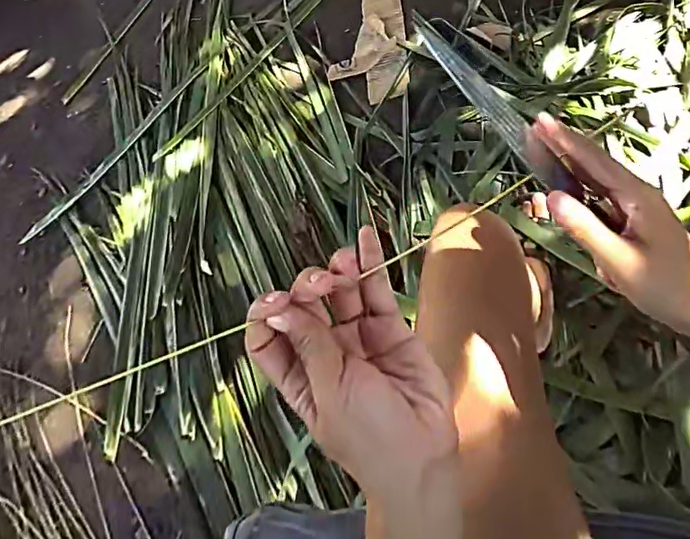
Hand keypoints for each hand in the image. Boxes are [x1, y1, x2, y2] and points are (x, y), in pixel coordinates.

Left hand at [245, 225, 457, 502]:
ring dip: (338, 269)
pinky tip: (366, 239)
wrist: (421, 449)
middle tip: (321, 284)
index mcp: (298, 375)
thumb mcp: (330, 393)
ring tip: (344, 262)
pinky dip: (371, 261)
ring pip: (341, 291)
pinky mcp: (389, 325)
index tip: (274, 301)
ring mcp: (358, 335)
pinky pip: (376, 288)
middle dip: (308, 287)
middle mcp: (325, 351)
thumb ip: (311, 346)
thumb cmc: (368, 437)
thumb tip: (279, 310)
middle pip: (307, 305)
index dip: (268, 313)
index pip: (269, 336)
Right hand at [530, 114, 689, 335]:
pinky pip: (604, 201)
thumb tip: (552, 197)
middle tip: (535, 128)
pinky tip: (569, 193)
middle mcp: (637, 192)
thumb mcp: (620, 262)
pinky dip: (583, 195)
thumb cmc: (667, 287)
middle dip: (563, 145)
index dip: (564, 140)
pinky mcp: (636, 220)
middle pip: (593, 164)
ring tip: (544, 155)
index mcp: (637, 195)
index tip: (542, 121)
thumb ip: (585, 228)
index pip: (593, 160)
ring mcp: (638, 206)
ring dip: (571, 168)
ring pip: (597, 181)